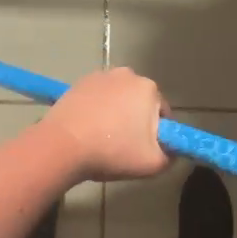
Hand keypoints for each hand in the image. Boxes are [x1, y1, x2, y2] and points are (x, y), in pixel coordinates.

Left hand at [39, 68, 170, 181]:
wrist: (64, 144)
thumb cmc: (113, 151)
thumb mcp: (153, 163)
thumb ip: (171, 155)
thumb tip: (172, 149)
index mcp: (148, 88)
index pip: (163, 112)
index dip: (158, 133)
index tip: (146, 149)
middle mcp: (127, 74)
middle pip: (140, 101)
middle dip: (137, 120)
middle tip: (125, 145)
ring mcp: (101, 75)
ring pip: (118, 98)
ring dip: (116, 113)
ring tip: (104, 138)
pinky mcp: (80, 82)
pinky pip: (98, 97)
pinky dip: (97, 109)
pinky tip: (89, 128)